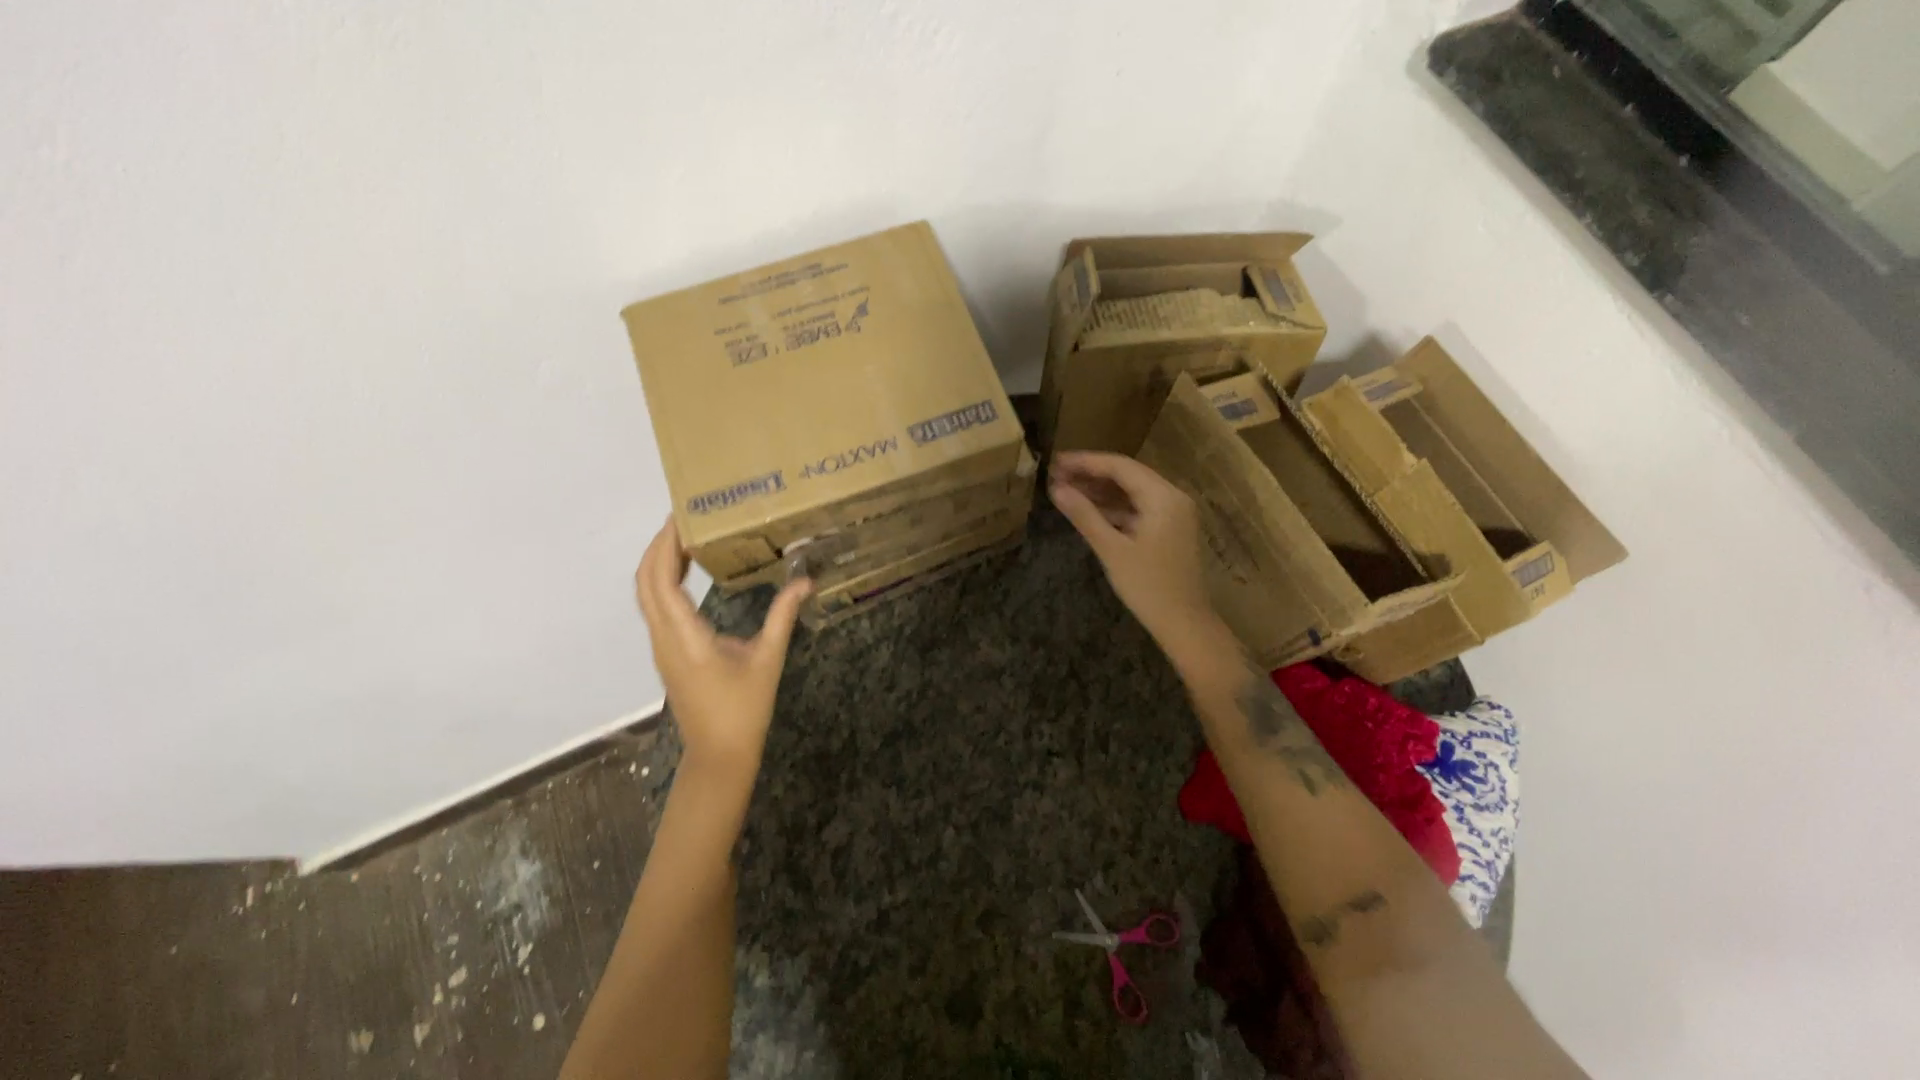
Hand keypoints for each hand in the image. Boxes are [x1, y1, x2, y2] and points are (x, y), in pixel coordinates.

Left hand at [635, 518, 811, 778]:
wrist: (719, 753)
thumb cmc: (743, 709)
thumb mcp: (768, 660)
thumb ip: (782, 616)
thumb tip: (805, 580)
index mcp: (685, 636)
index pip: (662, 578)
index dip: (666, 544)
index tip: (682, 516)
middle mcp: (664, 636)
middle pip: (645, 580)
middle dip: (659, 545)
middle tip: (686, 519)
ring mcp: (660, 646)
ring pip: (646, 594)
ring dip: (659, 562)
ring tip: (688, 538)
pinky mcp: (666, 652)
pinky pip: (655, 607)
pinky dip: (663, 581)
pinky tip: (688, 572)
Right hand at [1049, 451, 1216, 648]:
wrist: (1184, 623)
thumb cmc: (1148, 587)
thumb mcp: (1112, 550)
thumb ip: (1085, 515)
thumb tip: (1056, 489)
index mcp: (1163, 497)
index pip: (1120, 466)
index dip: (1086, 462)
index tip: (1056, 462)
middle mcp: (1172, 498)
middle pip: (1127, 476)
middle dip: (1091, 475)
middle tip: (1056, 476)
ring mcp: (1173, 514)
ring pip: (1132, 493)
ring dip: (1101, 492)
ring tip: (1067, 491)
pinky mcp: (1170, 530)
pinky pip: (1139, 509)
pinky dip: (1115, 508)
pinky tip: (1090, 512)